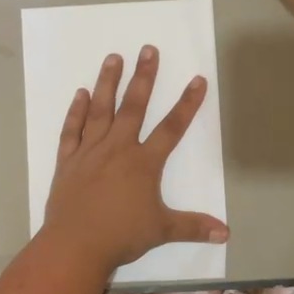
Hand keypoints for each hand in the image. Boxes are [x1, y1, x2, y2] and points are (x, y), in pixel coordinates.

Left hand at [42, 46, 228, 271]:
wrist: (74, 244)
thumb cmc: (121, 236)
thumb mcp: (162, 231)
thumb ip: (193, 226)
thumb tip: (225, 232)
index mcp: (143, 163)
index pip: (171, 128)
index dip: (187, 104)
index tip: (198, 80)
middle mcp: (117, 149)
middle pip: (133, 106)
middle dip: (144, 77)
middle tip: (148, 49)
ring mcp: (89, 152)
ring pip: (100, 110)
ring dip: (107, 82)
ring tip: (113, 58)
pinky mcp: (67, 161)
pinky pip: (72, 130)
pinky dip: (76, 111)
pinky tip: (80, 93)